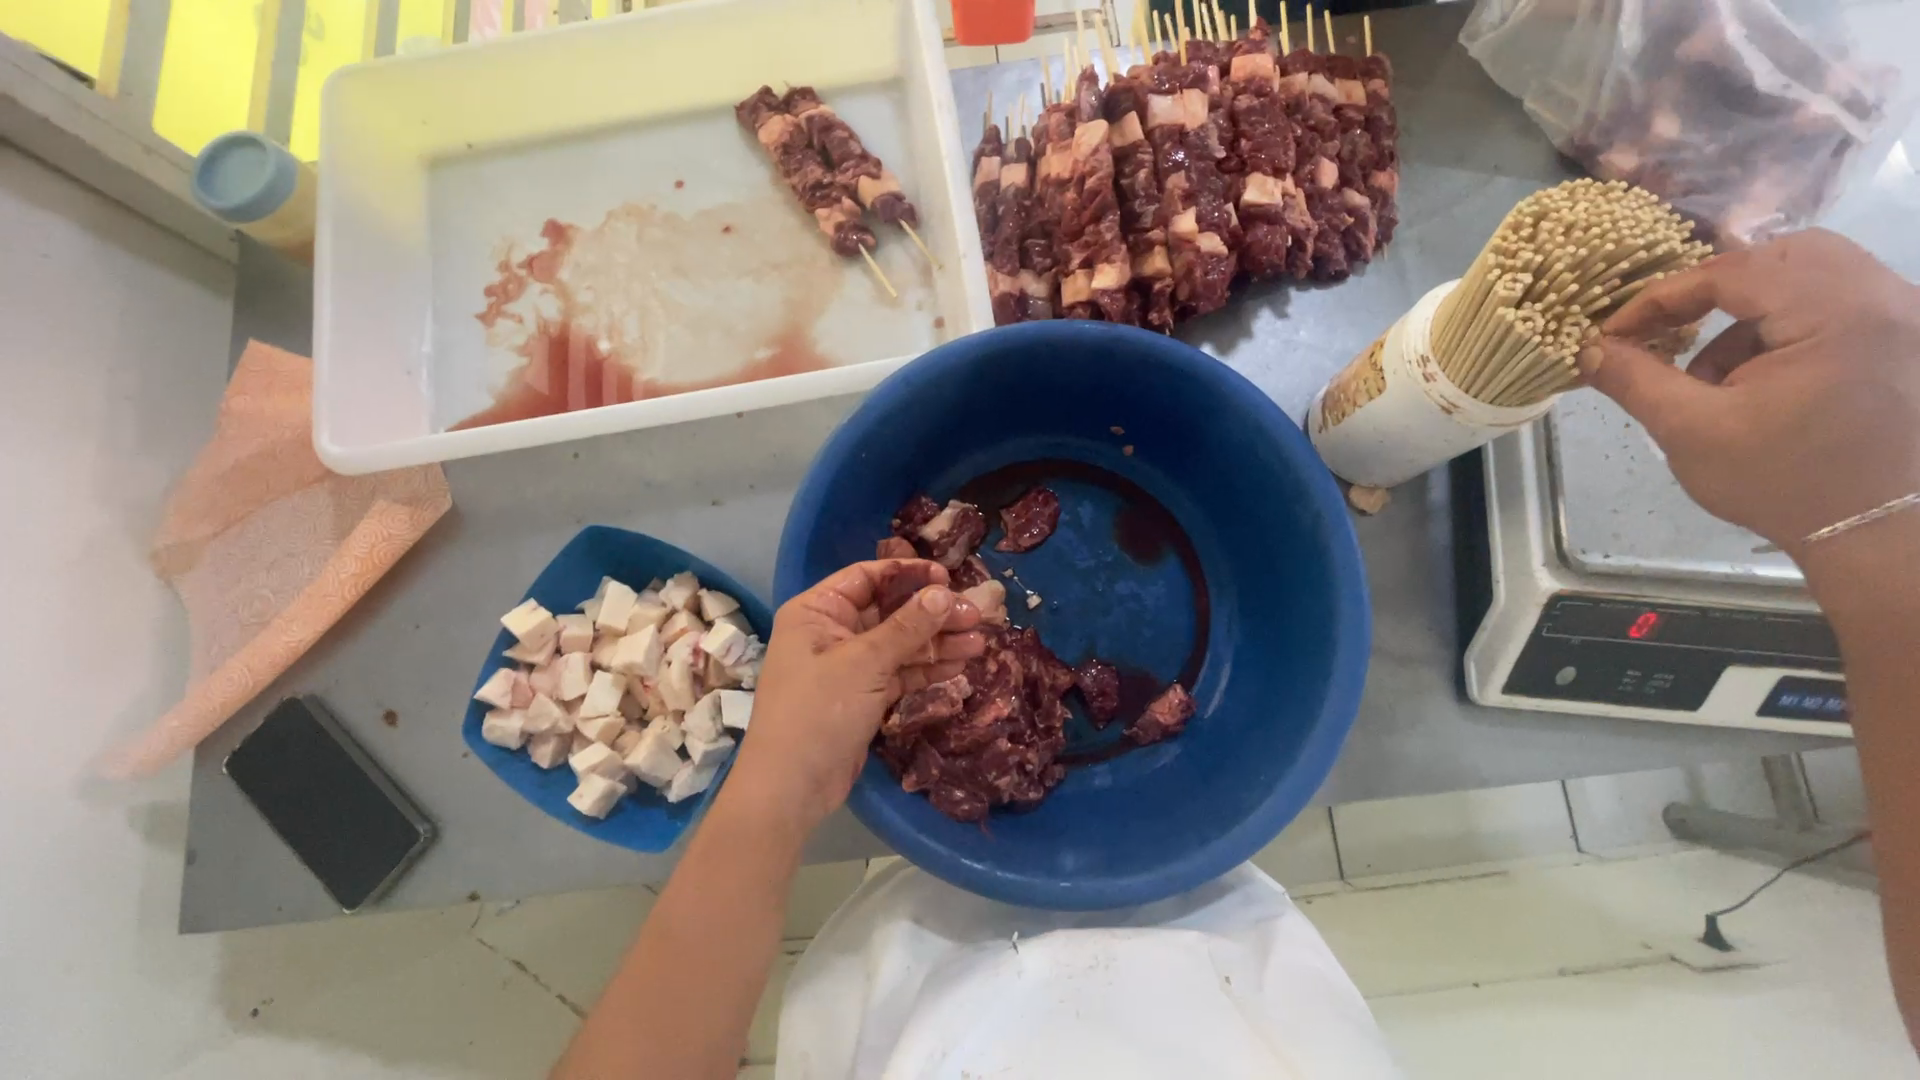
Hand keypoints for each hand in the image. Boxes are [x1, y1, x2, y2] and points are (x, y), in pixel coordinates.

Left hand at [725, 560, 985, 828]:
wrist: (791, 788)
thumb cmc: (819, 712)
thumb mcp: (865, 663)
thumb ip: (908, 627)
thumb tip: (944, 593)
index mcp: (818, 611)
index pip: (868, 577)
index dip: (909, 575)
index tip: (950, 578)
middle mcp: (831, 632)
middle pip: (890, 611)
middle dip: (933, 614)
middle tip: (977, 616)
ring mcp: (848, 666)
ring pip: (900, 643)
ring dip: (938, 642)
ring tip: (980, 642)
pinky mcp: (863, 696)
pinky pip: (900, 672)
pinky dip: (927, 669)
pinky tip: (960, 665)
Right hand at [1578, 229, 1919, 556]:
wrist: (1879, 529)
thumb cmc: (1780, 480)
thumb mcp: (1689, 429)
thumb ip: (1635, 379)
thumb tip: (1588, 349)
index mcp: (1839, 315)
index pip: (1735, 270)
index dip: (1663, 295)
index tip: (1616, 332)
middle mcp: (1888, 299)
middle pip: (1787, 253)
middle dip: (1713, 286)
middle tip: (1665, 327)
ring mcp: (1907, 318)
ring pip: (1813, 274)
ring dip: (1745, 310)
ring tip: (1709, 368)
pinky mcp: (1907, 339)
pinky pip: (1835, 303)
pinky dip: (1780, 327)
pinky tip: (1752, 379)